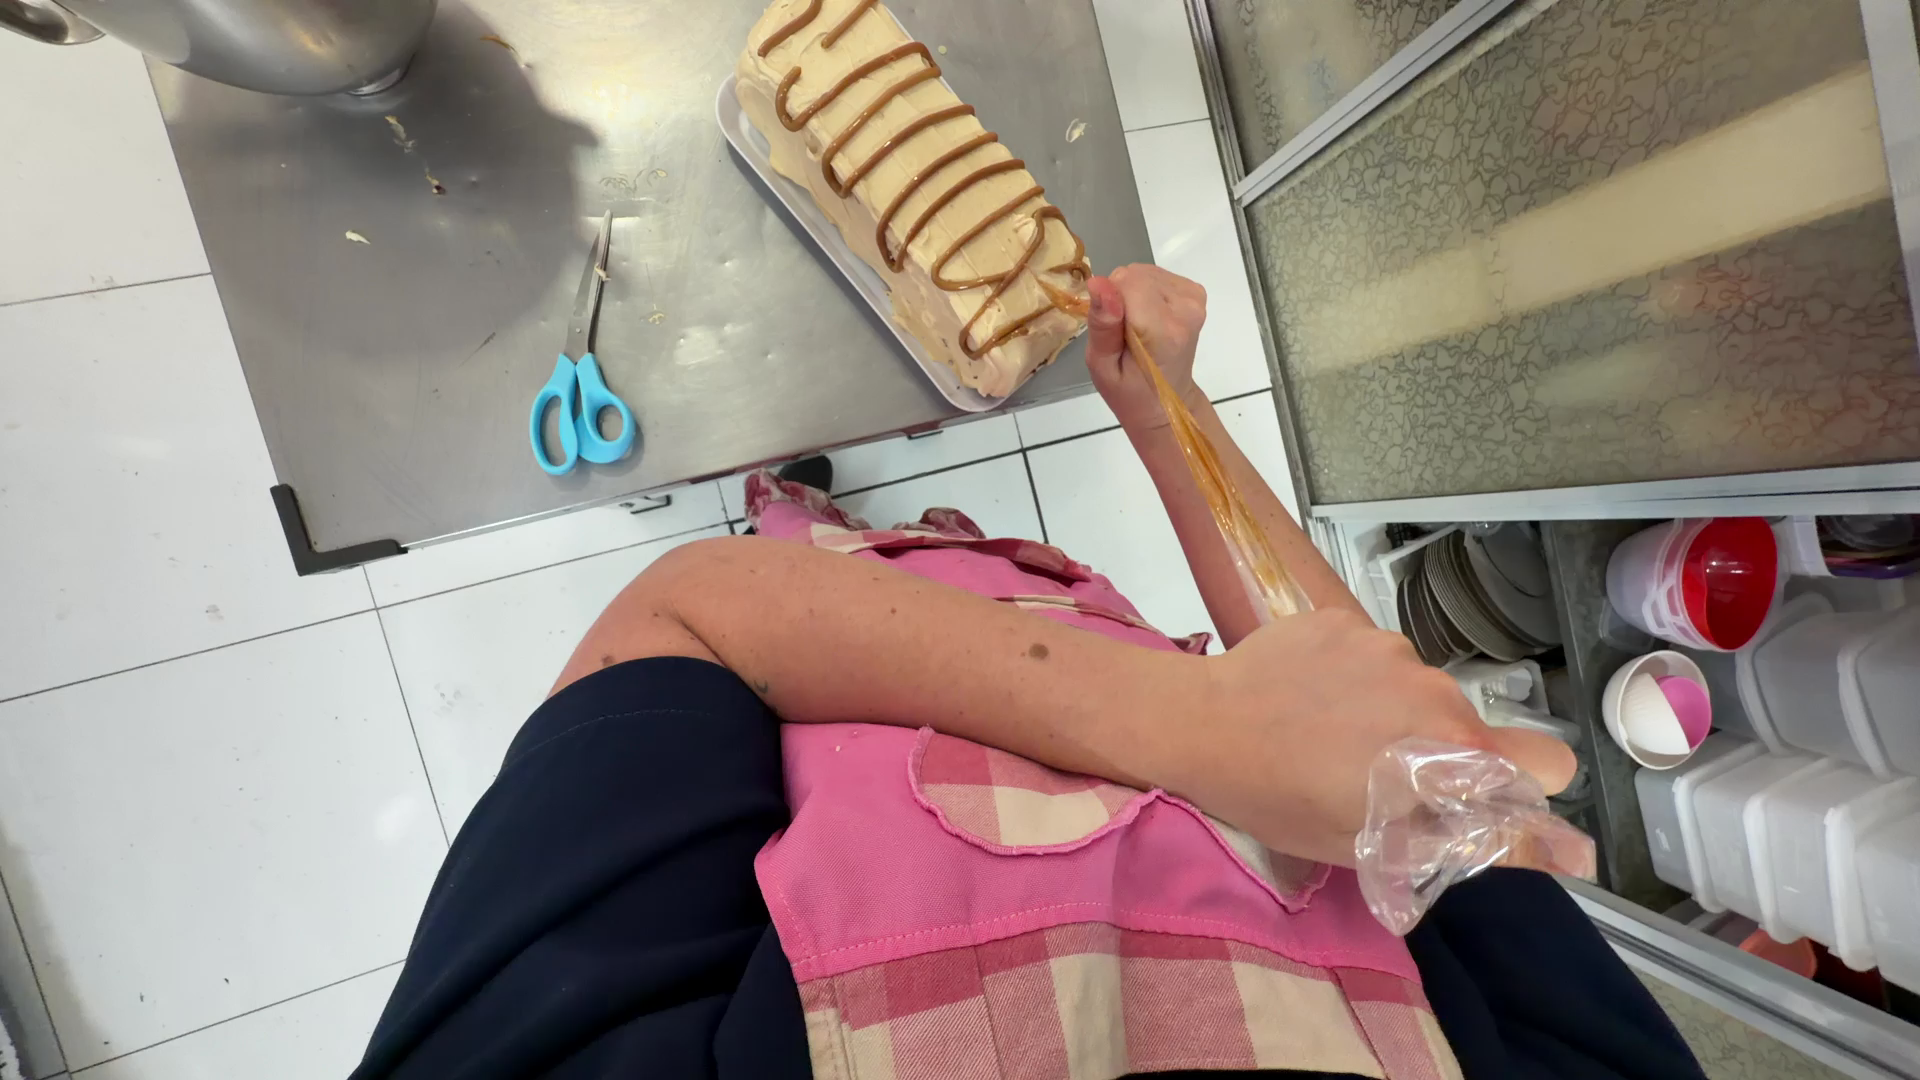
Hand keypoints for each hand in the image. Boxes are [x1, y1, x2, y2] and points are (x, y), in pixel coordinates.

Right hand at [1085, 264, 1208, 430]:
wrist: (1165, 401)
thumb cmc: (1129, 390)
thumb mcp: (1102, 367)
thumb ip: (1102, 325)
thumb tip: (1097, 283)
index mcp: (1164, 331)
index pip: (1126, 282)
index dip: (1110, 303)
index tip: (1113, 331)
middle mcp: (1187, 308)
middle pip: (1134, 275)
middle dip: (1121, 299)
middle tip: (1124, 333)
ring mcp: (1194, 298)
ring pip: (1143, 273)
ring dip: (1132, 297)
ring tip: (1136, 328)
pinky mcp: (1194, 291)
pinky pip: (1155, 276)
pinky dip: (1145, 294)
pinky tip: (1148, 319)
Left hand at [1176, 608, 1576, 866]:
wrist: (1199, 723)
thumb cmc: (1276, 796)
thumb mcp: (1369, 843)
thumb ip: (1465, 841)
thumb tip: (1563, 852)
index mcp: (1447, 746)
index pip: (1547, 761)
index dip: (1516, 784)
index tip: (1465, 793)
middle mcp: (1430, 685)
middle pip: (1466, 720)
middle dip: (1434, 745)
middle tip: (1367, 763)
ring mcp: (1382, 643)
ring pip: (1412, 682)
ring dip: (1387, 703)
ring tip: (1325, 722)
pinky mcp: (1340, 618)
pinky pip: (1368, 650)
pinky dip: (1348, 670)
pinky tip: (1305, 688)